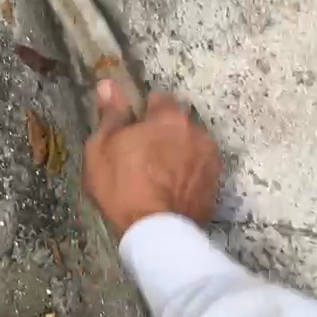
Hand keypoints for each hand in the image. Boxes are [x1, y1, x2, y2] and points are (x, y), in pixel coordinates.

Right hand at [83, 80, 221, 235]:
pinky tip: (169, 189)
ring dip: (177, 153)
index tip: (130, 129)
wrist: (156, 231)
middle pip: (177, 123)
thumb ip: (110, 114)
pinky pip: (197, 170)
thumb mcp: (102, 148)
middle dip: (163, 132)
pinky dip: (185, 174)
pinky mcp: (215, 184)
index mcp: (169, 117)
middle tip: (140, 154)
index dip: (143, 113)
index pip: (159, 99)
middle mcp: (196, 131)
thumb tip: (108, 84)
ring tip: (156, 175)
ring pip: (189, 146)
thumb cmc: (122, 185)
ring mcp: (210, 159)